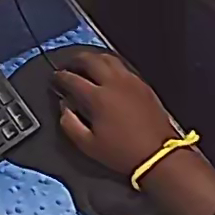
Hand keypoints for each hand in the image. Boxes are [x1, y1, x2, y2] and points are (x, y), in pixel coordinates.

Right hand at [53, 50, 180, 180]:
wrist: (158, 156)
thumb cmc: (122, 152)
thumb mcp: (88, 145)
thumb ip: (70, 124)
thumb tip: (64, 108)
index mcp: (98, 98)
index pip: (72, 79)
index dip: (60, 76)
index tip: (55, 78)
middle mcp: (113, 83)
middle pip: (90, 60)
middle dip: (75, 60)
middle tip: (68, 65)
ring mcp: (130, 81)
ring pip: (108, 58)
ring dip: (93, 58)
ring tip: (86, 64)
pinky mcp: (143, 85)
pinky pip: (122, 66)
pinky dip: (110, 65)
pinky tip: (107, 73)